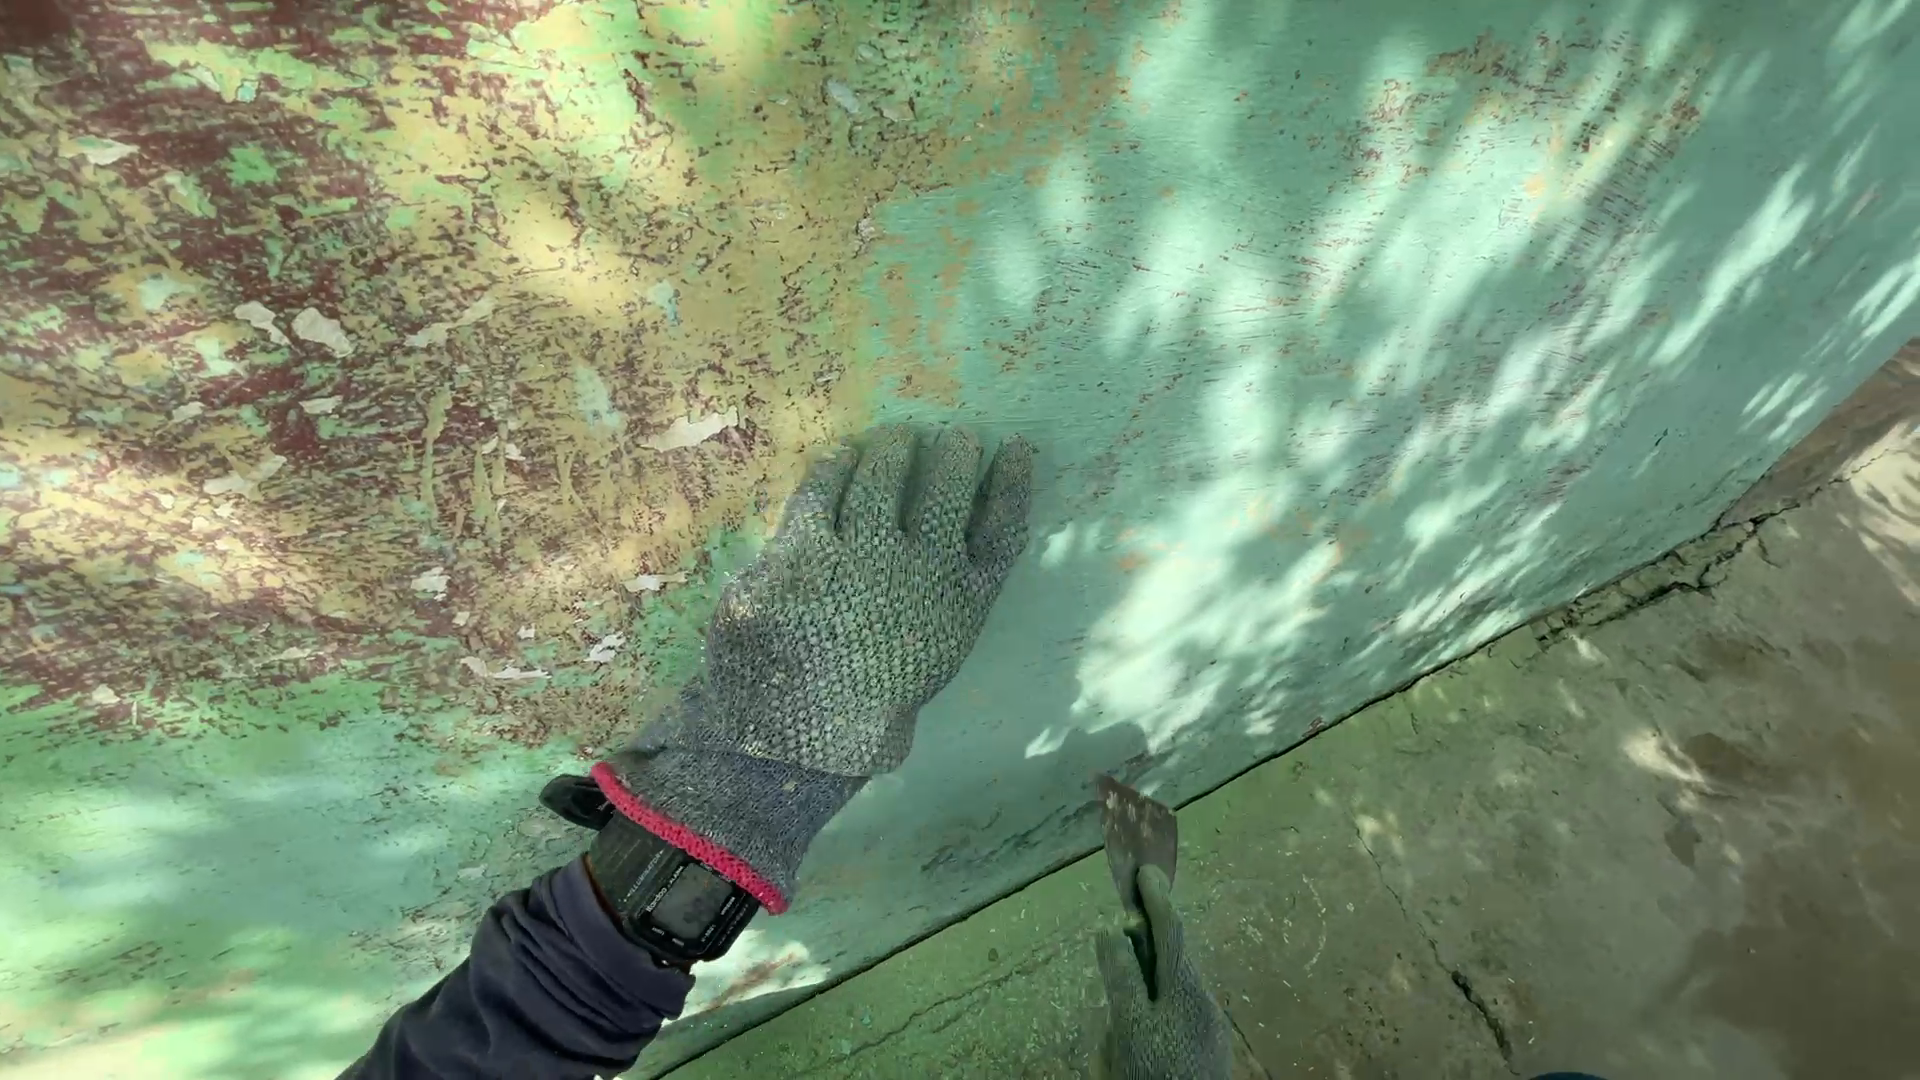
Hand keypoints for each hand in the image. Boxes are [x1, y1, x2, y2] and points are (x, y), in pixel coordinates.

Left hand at [677, 423, 1033, 773]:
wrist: (799, 734)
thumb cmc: (875, 692)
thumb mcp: (939, 646)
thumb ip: (954, 592)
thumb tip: (958, 529)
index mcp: (959, 602)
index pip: (1000, 529)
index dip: (1013, 484)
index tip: (1017, 448)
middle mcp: (919, 570)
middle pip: (945, 493)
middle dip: (955, 457)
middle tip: (959, 435)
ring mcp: (861, 557)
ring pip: (883, 480)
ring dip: (894, 452)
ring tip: (898, 438)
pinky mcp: (804, 552)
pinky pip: (822, 492)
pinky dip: (834, 467)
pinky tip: (842, 452)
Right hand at [1094, 866, 1232, 1079]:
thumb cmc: (1154, 1076)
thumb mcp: (1129, 1027)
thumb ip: (1121, 976)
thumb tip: (1112, 931)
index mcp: (1188, 990)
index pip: (1171, 929)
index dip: (1156, 897)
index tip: (1144, 869)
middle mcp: (1204, 1002)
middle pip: (1172, 955)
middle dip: (1146, 938)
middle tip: (1123, 924)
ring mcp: (1207, 1027)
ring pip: (1170, 984)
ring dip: (1145, 977)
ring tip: (1120, 995)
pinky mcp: (1203, 1048)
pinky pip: (1173, 1010)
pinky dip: (1153, 1001)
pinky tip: (1134, 1028)